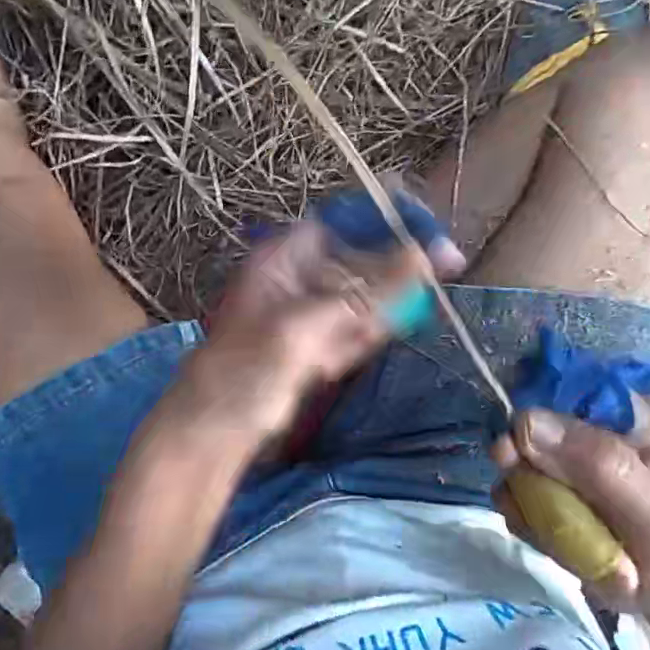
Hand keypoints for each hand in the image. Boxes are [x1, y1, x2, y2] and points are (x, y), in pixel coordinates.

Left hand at [188, 196, 462, 443]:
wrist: (217, 425)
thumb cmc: (249, 365)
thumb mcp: (309, 323)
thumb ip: (369, 291)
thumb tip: (423, 254)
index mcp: (286, 257)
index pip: (347, 223)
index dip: (389, 224)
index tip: (432, 236)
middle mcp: (301, 277)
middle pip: (362, 263)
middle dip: (385, 285)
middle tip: (392, 314)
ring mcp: (311, 311)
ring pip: (364, 301)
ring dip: (368, 322)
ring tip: (330, 351)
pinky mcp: (319, 342)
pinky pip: (355, 331)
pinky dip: (353, 344)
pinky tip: (326, 363)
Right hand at [492, 404, 649, 649]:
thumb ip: (597, 465)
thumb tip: (523, 420)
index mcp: (646, 422)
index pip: (571, 395)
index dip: (532, 422)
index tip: (511, 460)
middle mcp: (615, 435)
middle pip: (542, 434)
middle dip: (532, 480)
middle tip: (531, 514)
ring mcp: (593, 469)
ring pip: (531, 469)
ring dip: (535, 511)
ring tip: (567, 551)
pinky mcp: (577, 498)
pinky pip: (533, 498)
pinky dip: (537, 526)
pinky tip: (561, 552)